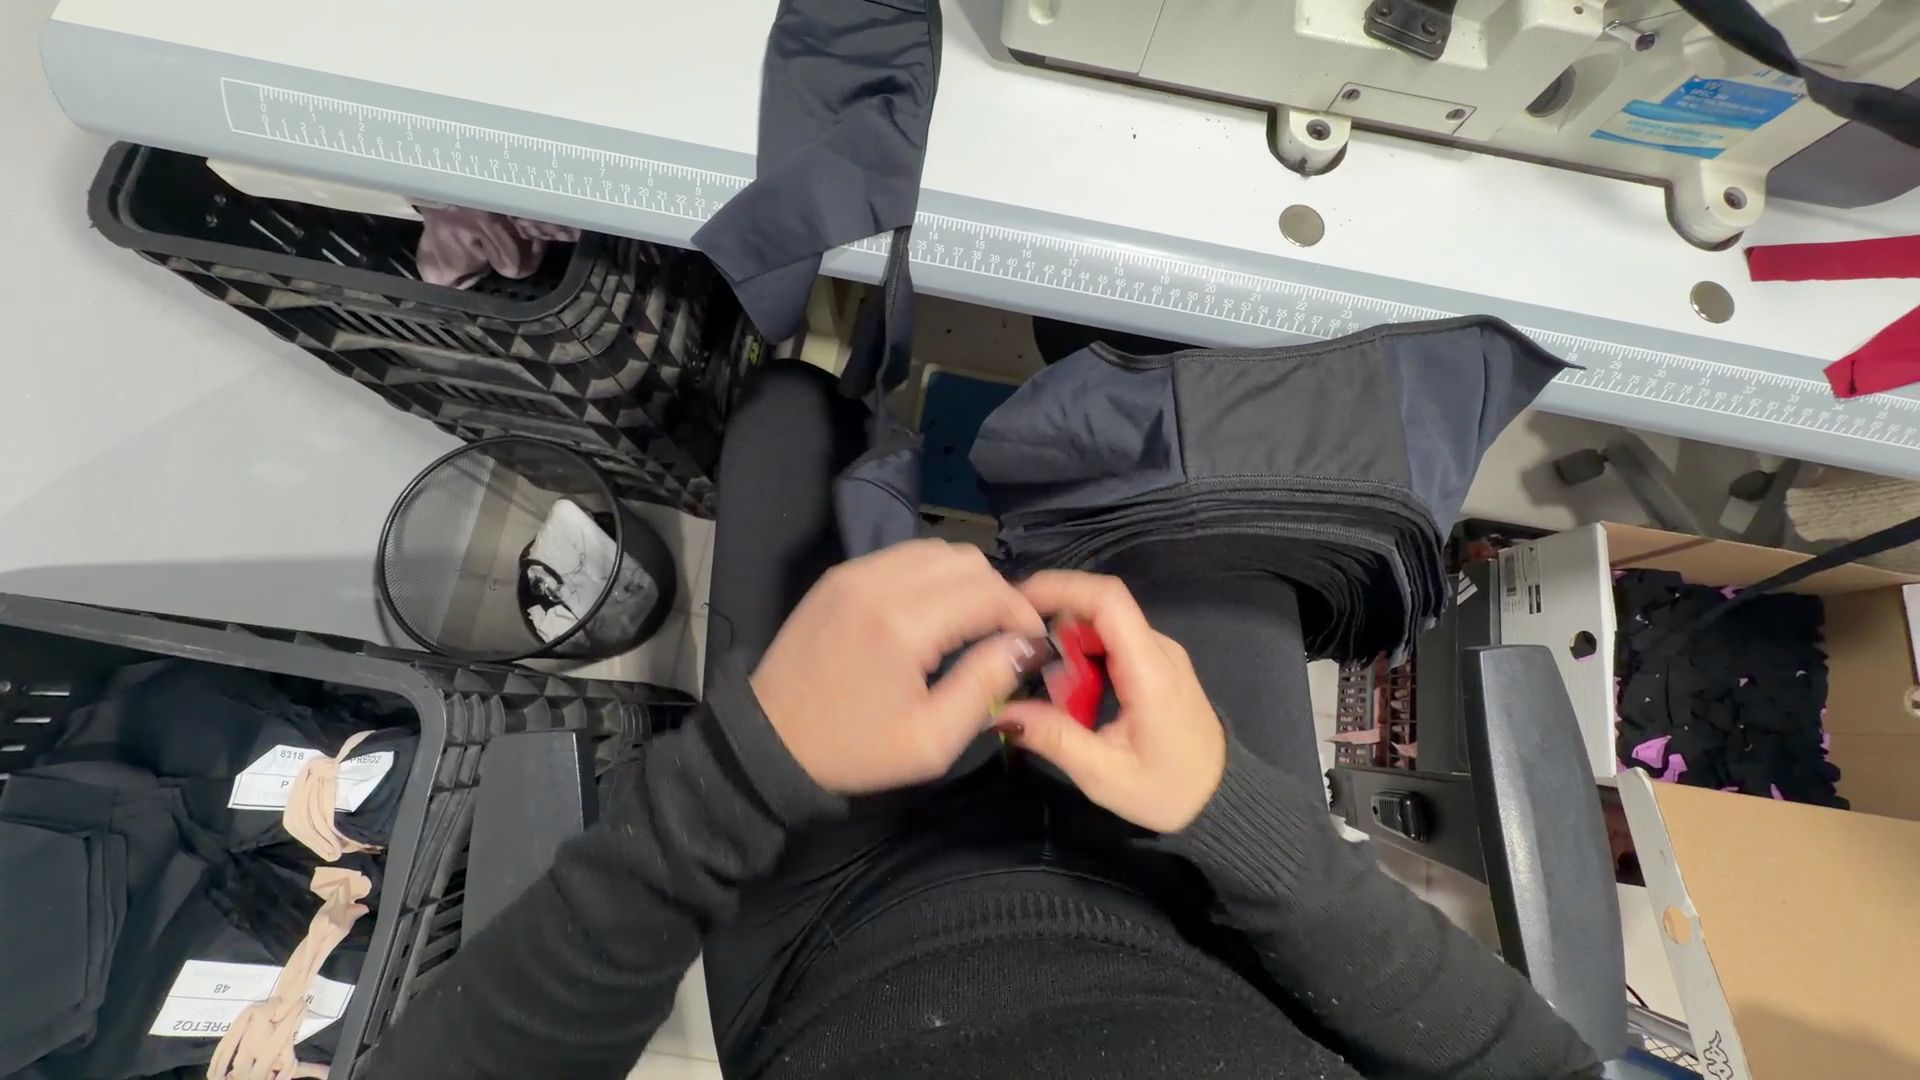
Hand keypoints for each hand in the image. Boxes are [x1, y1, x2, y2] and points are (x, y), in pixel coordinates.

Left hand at [751, 539, 1047, 794]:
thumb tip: (1026, 644)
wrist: (767, 741)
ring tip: (970, 622)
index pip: (990, 592)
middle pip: (969, 560)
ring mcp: (855, 572)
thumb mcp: (931, 741)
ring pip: (938, 550)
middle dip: (998, 594)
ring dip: (967, 580)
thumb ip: (985, 685)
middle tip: (1002, 635)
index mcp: (904, 625)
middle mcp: (880, 582)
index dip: (1022, 614)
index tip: (1031, 643)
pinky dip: (932, 575)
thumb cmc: (853, 749)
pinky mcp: (840, 574)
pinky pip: (904, 556)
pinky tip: (932, 611)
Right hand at [998, 571, 1225, 832]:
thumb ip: (1054, 739)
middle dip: (1055, 625)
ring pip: (1102, 625)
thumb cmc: (1168, 790)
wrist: (1223, 800)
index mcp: (1150, 670)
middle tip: (1022, 661)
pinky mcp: (1156, 663)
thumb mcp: (1105, 776)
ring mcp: (1159, 653)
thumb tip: (1002, 712)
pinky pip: (1112, 642)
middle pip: (1098, 609)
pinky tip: (1070, 693)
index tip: (1018, 600)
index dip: (1061, 587)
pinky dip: (1082, 657)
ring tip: (1045, 686)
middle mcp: (1158, 649)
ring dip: (1067, 645)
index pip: (1108, 600)